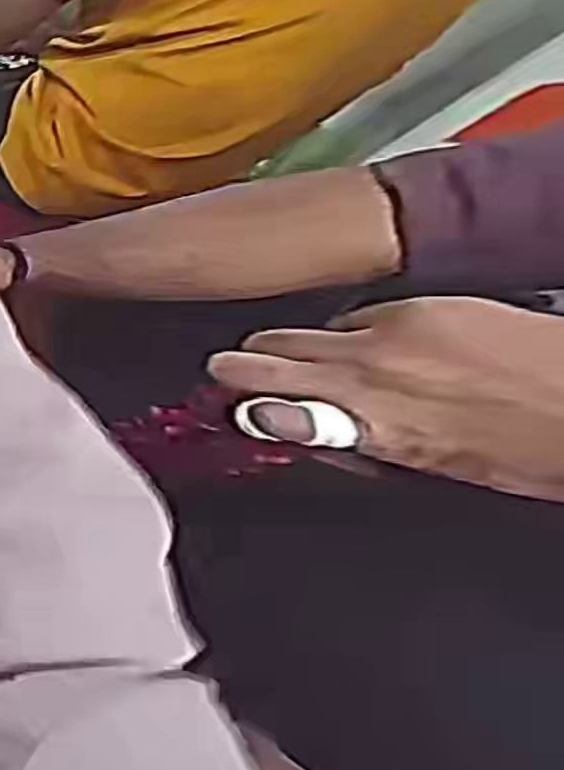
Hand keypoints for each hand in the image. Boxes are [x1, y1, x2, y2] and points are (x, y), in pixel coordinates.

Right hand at [207, 298, 563, 502]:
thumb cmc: (550, 448)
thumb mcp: (437, 463)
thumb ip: (353, 437)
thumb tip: (291, 425)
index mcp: (370, 423)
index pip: (257, 407)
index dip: (236, 407)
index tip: (237, 409)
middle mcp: (366, 373)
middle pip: (249, 357)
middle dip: (243, 370)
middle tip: (254, 381)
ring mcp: (389, 333)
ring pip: (293, 333)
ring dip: (298, 350)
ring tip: (337, 367)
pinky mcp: (419, 307)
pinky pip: (358, 316)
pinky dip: (362, 332)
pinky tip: (403, 348)